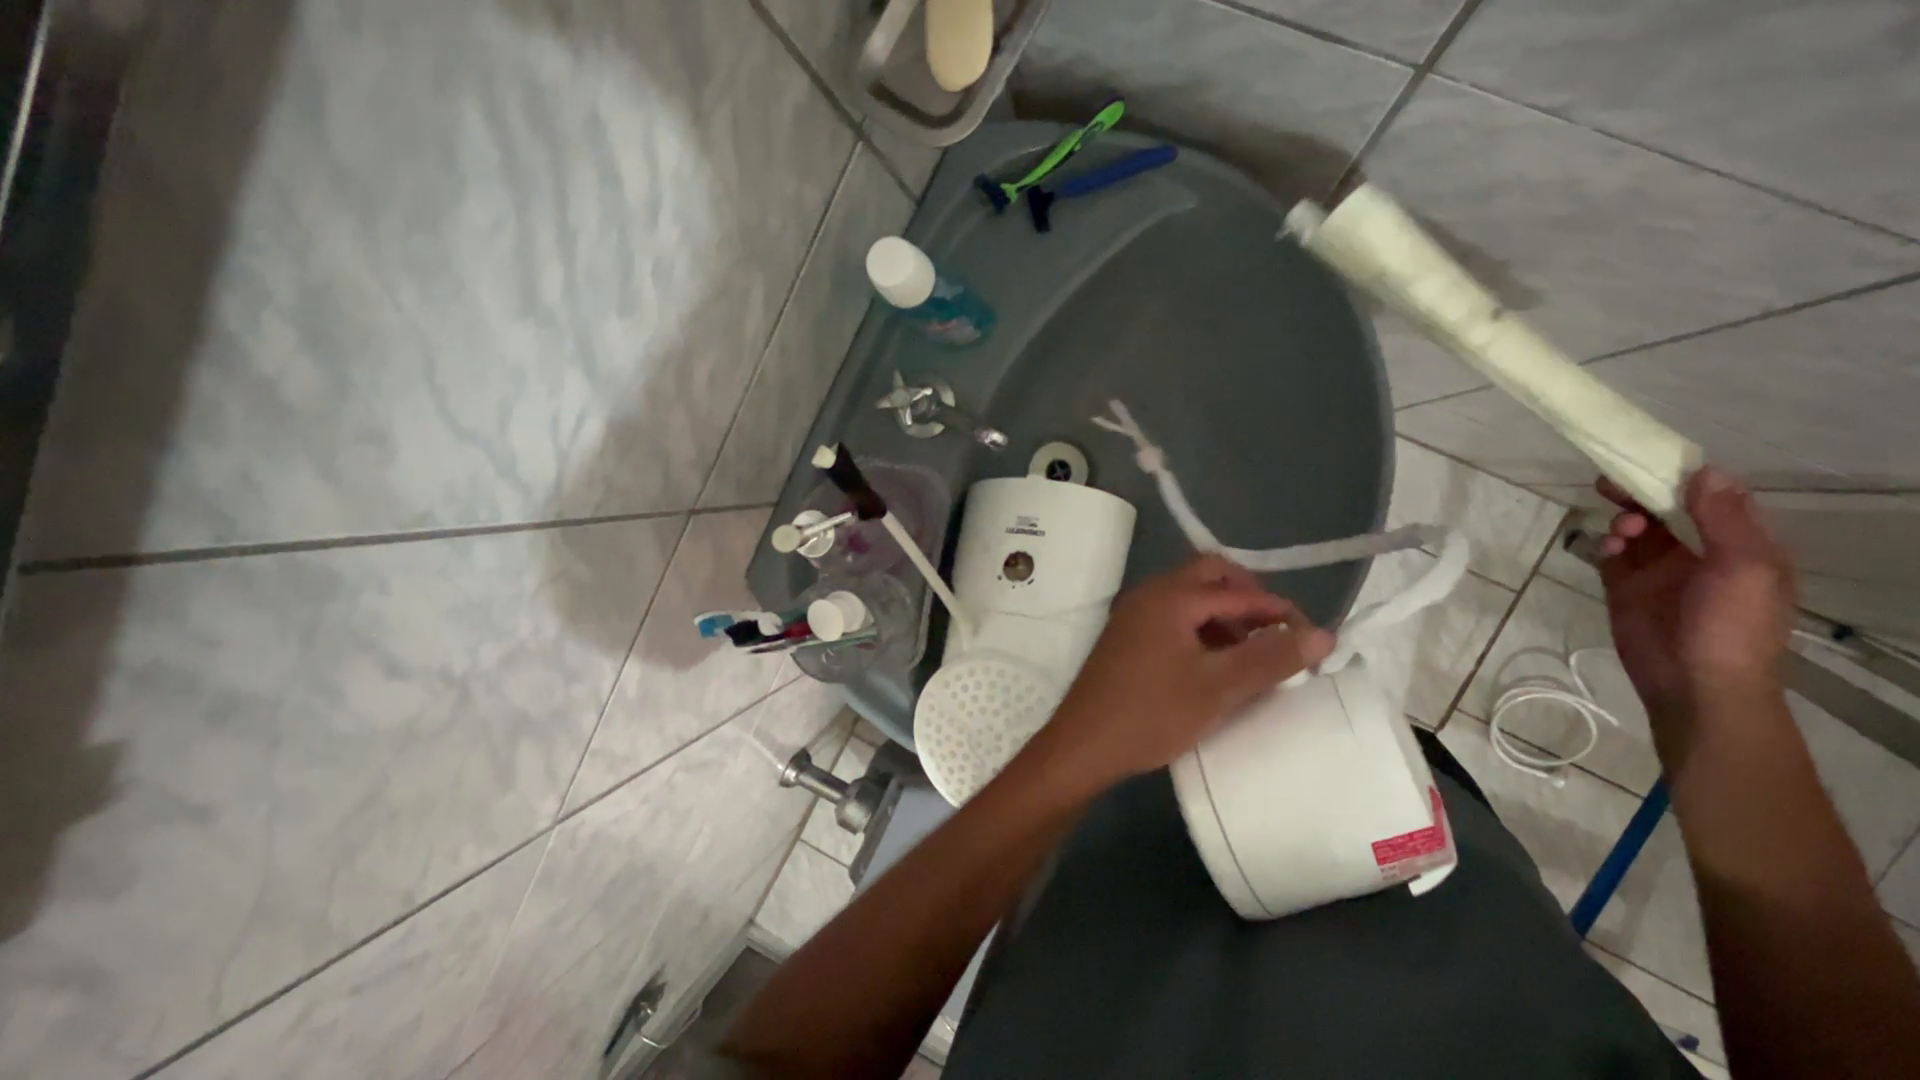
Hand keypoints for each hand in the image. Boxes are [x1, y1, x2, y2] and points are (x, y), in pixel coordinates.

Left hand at [1025, 553, 1334, 794]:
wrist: (1082, 747)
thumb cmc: (1152, 714)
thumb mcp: (1219, 688)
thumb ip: (1271, 658)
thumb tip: (1323, 635)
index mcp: (1171, 596)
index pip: (1240, 590)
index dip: (1280, 611)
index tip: (1311, 641)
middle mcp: (1149, 594)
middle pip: (1210, 578)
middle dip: (1249, 601)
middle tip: (1277, 636)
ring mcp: (1133, 616)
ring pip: (1190, 599)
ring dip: (1226, 617)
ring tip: (1252, 656)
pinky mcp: (1126, 640)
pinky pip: (1173, 620)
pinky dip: (1202, 632)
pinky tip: (1215, 668)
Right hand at [1596, 467, 1794, 714]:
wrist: (1695, 684)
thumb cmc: (1732, 625)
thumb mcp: (1744, 565)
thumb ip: (1723, 517)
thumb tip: (1704, 470)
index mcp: (1740, 545)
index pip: (1715, 498)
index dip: (1689, 477)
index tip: (1658, 459)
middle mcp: (1700, 552)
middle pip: (1668, 508)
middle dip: (1643, 492)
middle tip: (1614, 481)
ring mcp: (1660, 571)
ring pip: (1638, 527)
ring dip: (1627, 518)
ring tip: (1623, 528)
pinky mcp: (1625, 588)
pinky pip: (1611, 553)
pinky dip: (1607, 543)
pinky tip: (1610, 546)